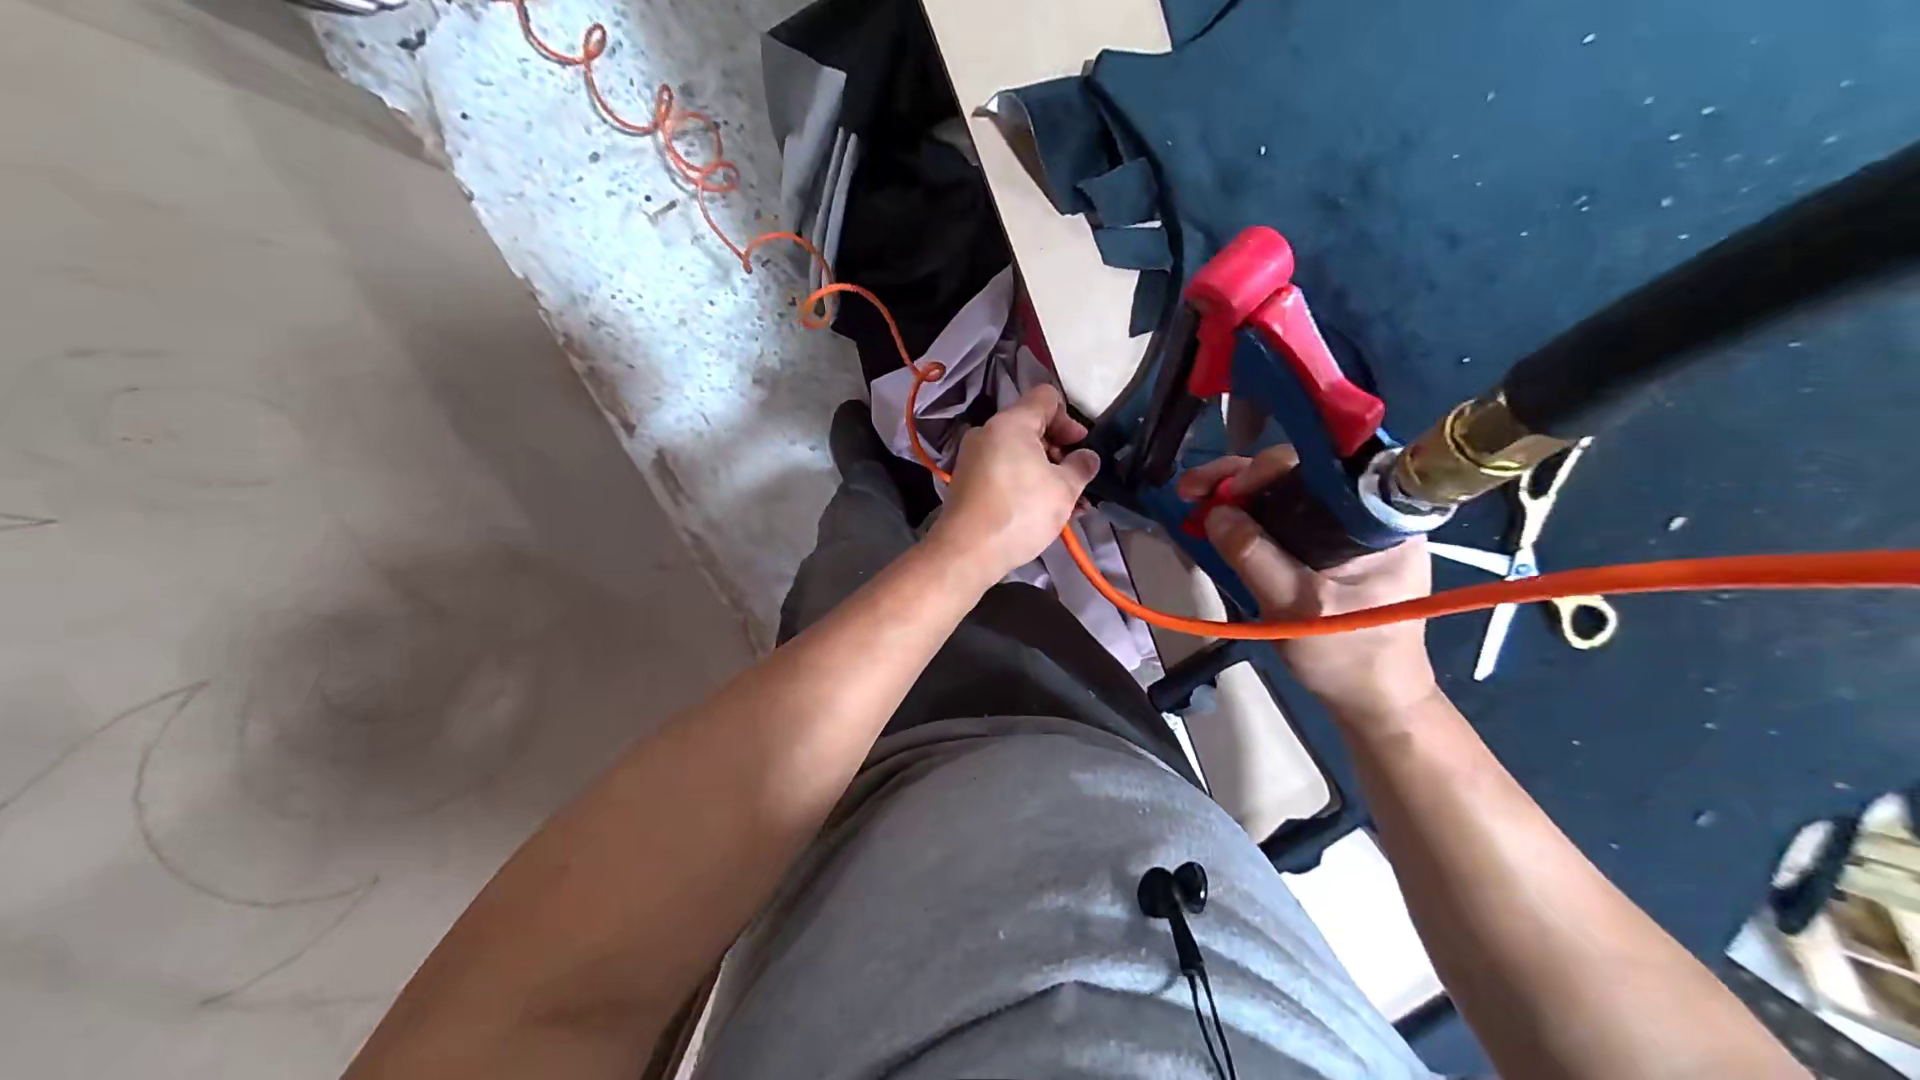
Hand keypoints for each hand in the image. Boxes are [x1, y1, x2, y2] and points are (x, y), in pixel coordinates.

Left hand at [931, 384, 1100, 581]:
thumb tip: (1088, 457)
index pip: (1046, 397)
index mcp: (1010, 423)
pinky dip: (1025, 484)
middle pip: (1032, 427)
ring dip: (1046, 472)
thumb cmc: (1021, 511)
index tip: (1081, 447)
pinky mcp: (968, 483)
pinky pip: (1004, 473)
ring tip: (1068, 503)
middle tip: (1076, 479)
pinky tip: (1043, 511)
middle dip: (1059, 450)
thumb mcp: (1064, 489)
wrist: (968, 551)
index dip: (1070, 418)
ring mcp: (974, 459)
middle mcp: (987, 433)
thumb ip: (1081, 467)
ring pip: (1019, 455)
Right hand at [1178, 447, 1438, 721]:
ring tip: (1192, 500)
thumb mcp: (1297, 607)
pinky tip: (1213, 522)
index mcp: (1376, 521)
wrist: (1371, 701)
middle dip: (1237, 479)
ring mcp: (1338, 532)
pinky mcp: (1319, 549)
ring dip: (1233, 496)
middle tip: (1191, 489)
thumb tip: (1214, 513)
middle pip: (1293, 476)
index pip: (1320, 468)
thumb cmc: (1349, 656)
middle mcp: (1360, 515)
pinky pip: (1279, 521)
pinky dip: (1243, 519)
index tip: (1228, 490)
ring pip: (1281, 496)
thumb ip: (1255, 557)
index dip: (1267, 469)